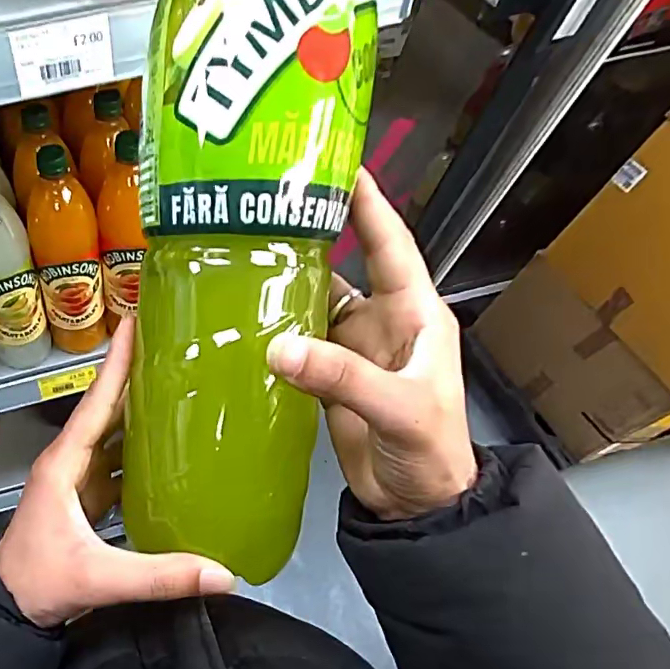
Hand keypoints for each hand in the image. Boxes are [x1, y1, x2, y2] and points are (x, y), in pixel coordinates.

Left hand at [0, 318, 234, 627]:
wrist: (6, 608)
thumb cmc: (37, 583)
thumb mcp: (99, 578)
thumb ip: (160, 576)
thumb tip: (223, 573)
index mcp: (64, 464)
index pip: (95, 403)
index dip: (117, 363)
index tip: (136, 324)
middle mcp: (68, 462)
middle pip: (105, 409)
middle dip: (133, 377)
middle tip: (171, 348)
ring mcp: (75, 480)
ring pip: (110, 434)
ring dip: (136, 411)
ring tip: (176, 388)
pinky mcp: (84, 499)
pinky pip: (114, 462)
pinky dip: (137, 448)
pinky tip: (165, 448)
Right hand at [266, 169, 475, 520]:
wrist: (415, 502)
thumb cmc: (431, 449)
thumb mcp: (399, 407)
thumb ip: (342, 377)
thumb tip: (278, 346)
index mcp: (414, 314)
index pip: (391, 246)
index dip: (368, 205)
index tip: (340, 166)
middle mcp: (380, 322)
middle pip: (342, 268)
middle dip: (309, 239)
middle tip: (263, 213)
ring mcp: (350, 351)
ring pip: (312, 305)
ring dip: (282, 286)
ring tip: (239, 259)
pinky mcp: (327, 377)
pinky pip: (297, 343)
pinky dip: (272, 331)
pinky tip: (242, 319)